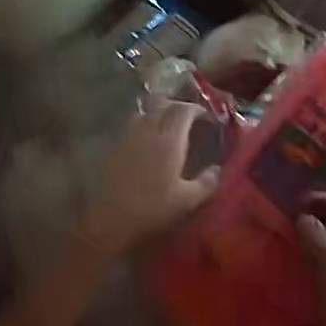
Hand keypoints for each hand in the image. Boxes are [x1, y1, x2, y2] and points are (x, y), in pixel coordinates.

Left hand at [77, 103, 220, 256]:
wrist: (109, 220)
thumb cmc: (152, 210)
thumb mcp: (187, 201)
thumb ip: (207, 182)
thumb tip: (216, 169)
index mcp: (169, 140)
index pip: (184, 110)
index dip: (197, 110)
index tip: (207, 119)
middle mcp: (147, 131)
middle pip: (162, 105)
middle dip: (178, 107)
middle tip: (188, 119)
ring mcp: (126, 137)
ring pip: (144, 113)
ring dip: (157, 114)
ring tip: (166, 127)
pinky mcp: (112, 147)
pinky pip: (129, 126)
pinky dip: (141, 126)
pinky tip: (145, 143)